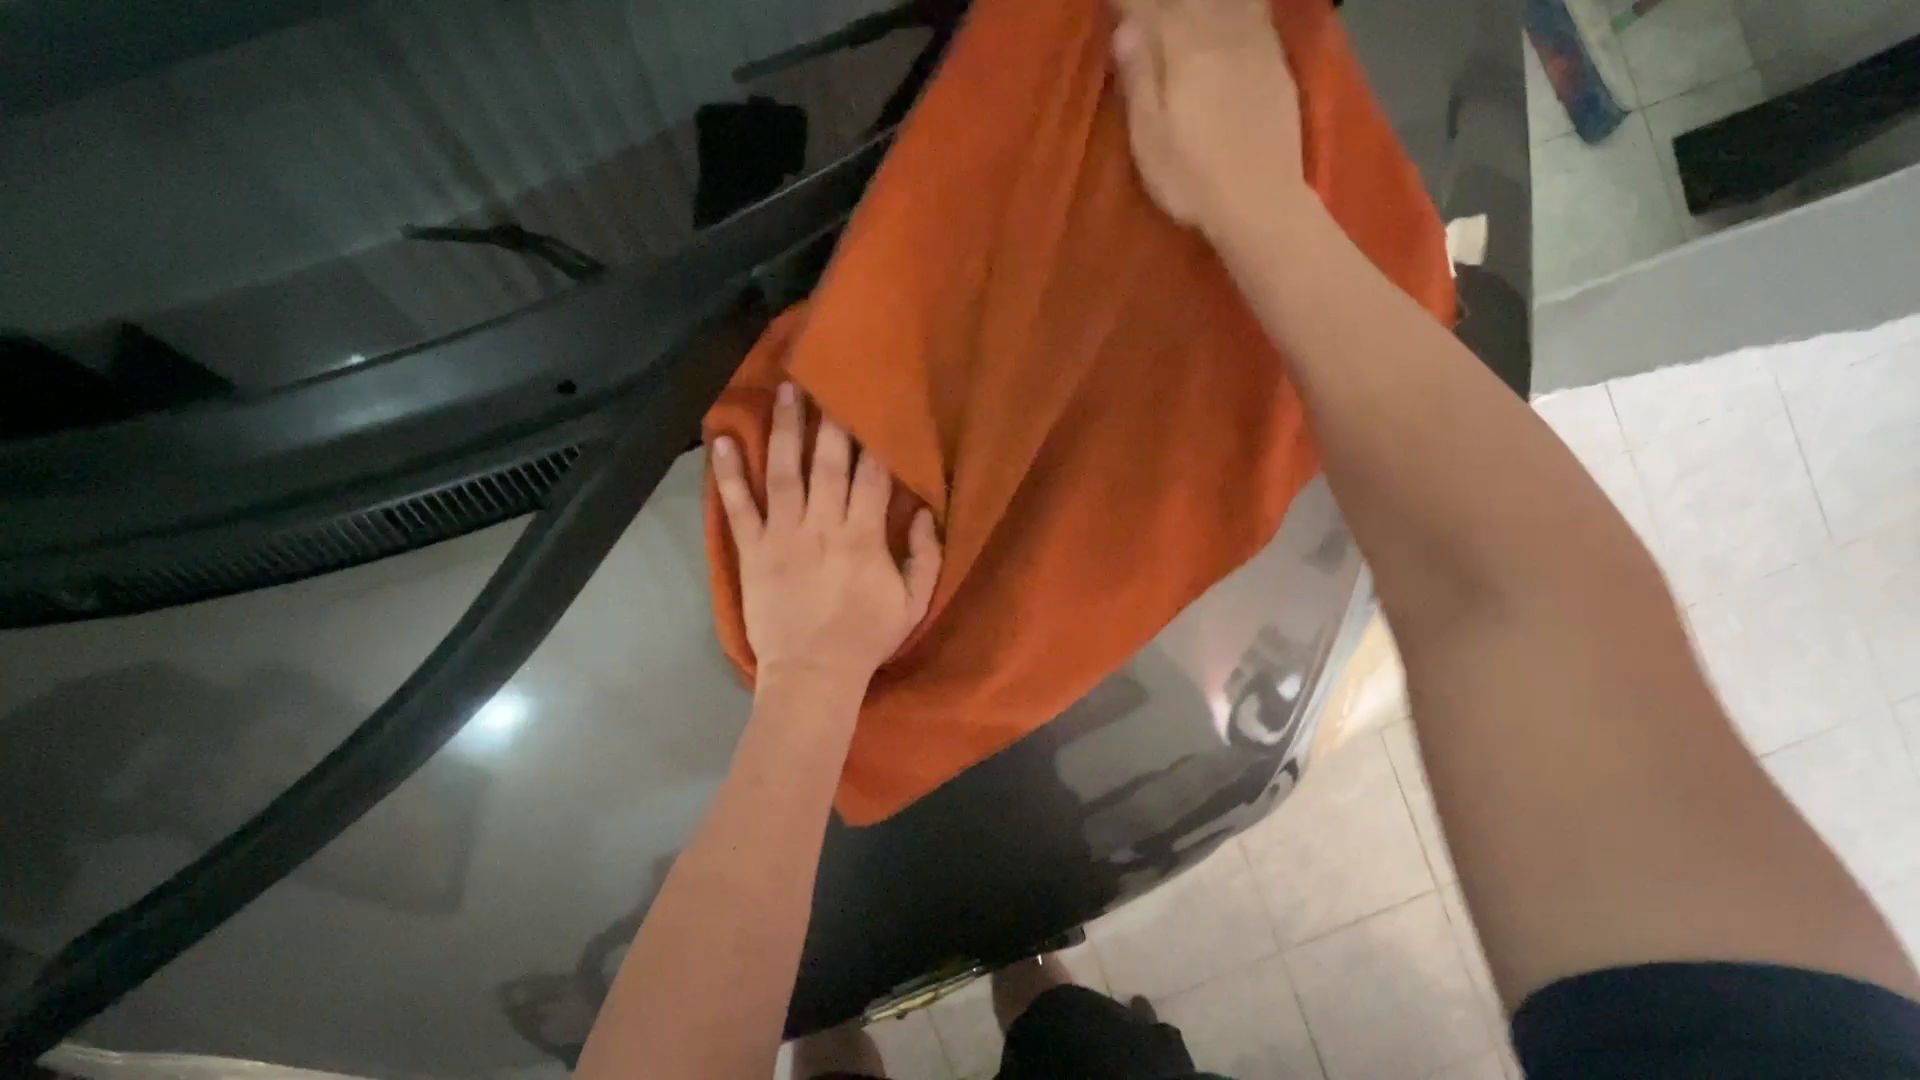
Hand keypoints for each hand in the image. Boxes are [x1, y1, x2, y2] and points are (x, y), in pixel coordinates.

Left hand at [712, 383, 941, 691]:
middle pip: (828, 464)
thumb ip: (926, 556)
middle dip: (831, 420)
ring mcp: (783, 536)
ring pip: (784, 473)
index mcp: (864, 537)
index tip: (876, 404)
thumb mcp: (913, 603)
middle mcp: (822, 526)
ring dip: (784, 430)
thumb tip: (926, 511)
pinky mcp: (752, 551)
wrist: (813, 674)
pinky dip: (730, 475)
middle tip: (829, 379)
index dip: (875, 439)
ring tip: (785, 392)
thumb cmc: (866, 639)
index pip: (873, 477)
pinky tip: (723, 441)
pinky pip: (739, 507)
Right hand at [1109, 0, 1308, 239]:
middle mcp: (1223, 32)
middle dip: (1161, 3)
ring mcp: (1256, 44)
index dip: (1128, 5)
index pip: (1149, 9)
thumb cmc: (1192, 179)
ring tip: (1180, 9)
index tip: (1112, 7)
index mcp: (1185, 49)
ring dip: (1197, 2)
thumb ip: (1139, 78)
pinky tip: (1227, 10)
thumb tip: (1126, 27)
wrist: (1261, 201)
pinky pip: (1254, 11)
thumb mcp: (1150, 138)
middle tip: (1142, 10)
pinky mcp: (1276, 61)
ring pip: (1225, 1)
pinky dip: (1234, 5)